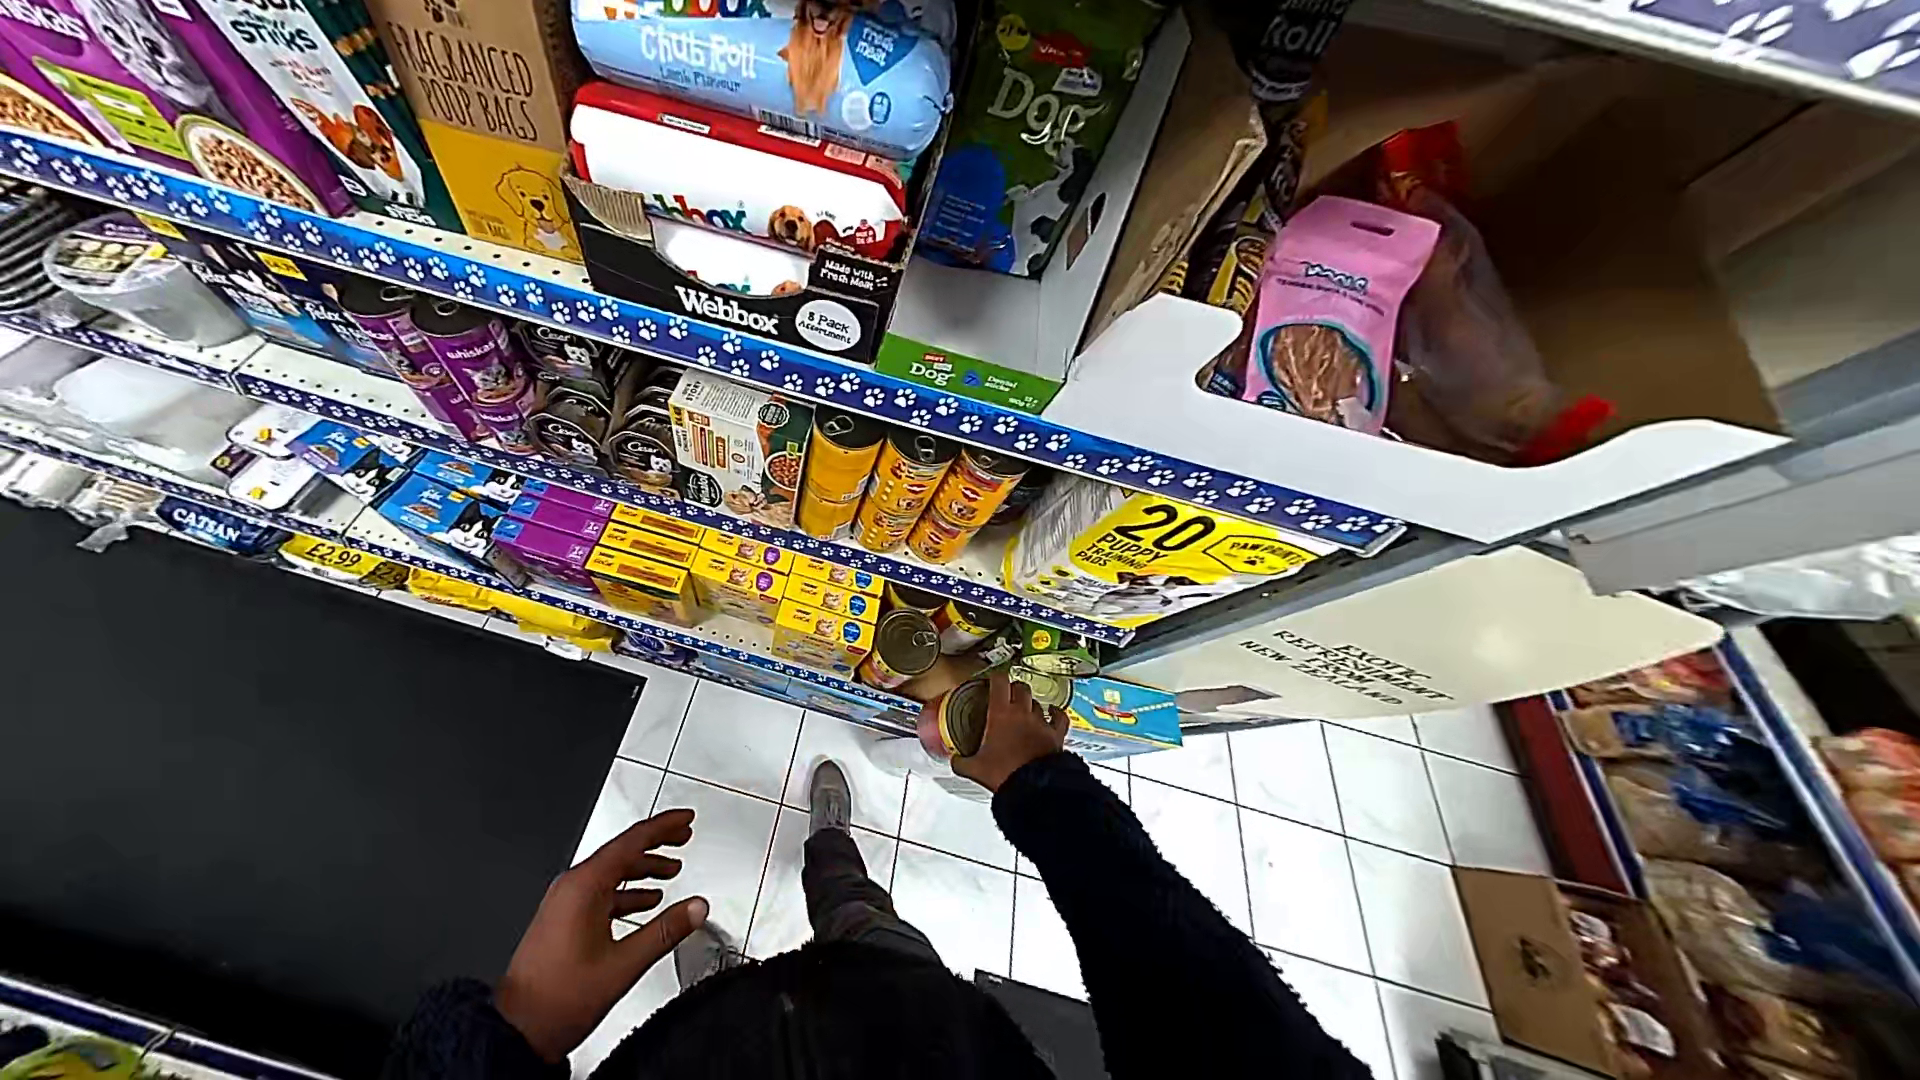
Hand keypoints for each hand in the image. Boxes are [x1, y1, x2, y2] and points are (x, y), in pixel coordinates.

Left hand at [495, 810, 706, 1061]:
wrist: (513, 1035)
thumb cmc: (555, 1000)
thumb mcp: (623, 964)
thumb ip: (666, 930)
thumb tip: (698, 907)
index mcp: (584, 887)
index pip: (633, 839)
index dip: (665, 825)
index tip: (685, 817)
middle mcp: (571, 888)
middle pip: (623, 850)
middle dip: (658, 841)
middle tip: (683, 834)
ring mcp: (564, 903)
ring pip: (613, 871)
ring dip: (645, 866)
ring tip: (670, 868)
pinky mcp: (563, 919)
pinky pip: (602, 890)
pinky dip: (629, 889)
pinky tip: (646, 900)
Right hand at [953, 673, 1069, 792]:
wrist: (1033, 788)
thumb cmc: (1005, 774)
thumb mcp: (975, 768)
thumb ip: (961, 762)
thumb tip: (954, 761)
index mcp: (1001, 714)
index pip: (999, 682)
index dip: (996, 677)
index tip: (992, 679)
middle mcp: (1022, 712)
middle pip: (1020, 687)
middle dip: (1014, 687)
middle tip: (1007, 693)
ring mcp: (1041, 722)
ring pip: (1037, 701)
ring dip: (1030, 702)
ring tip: (1025, 707)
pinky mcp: (1055, 734)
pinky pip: (1060, 717)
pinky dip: (1056, 712)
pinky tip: (1053, 711)